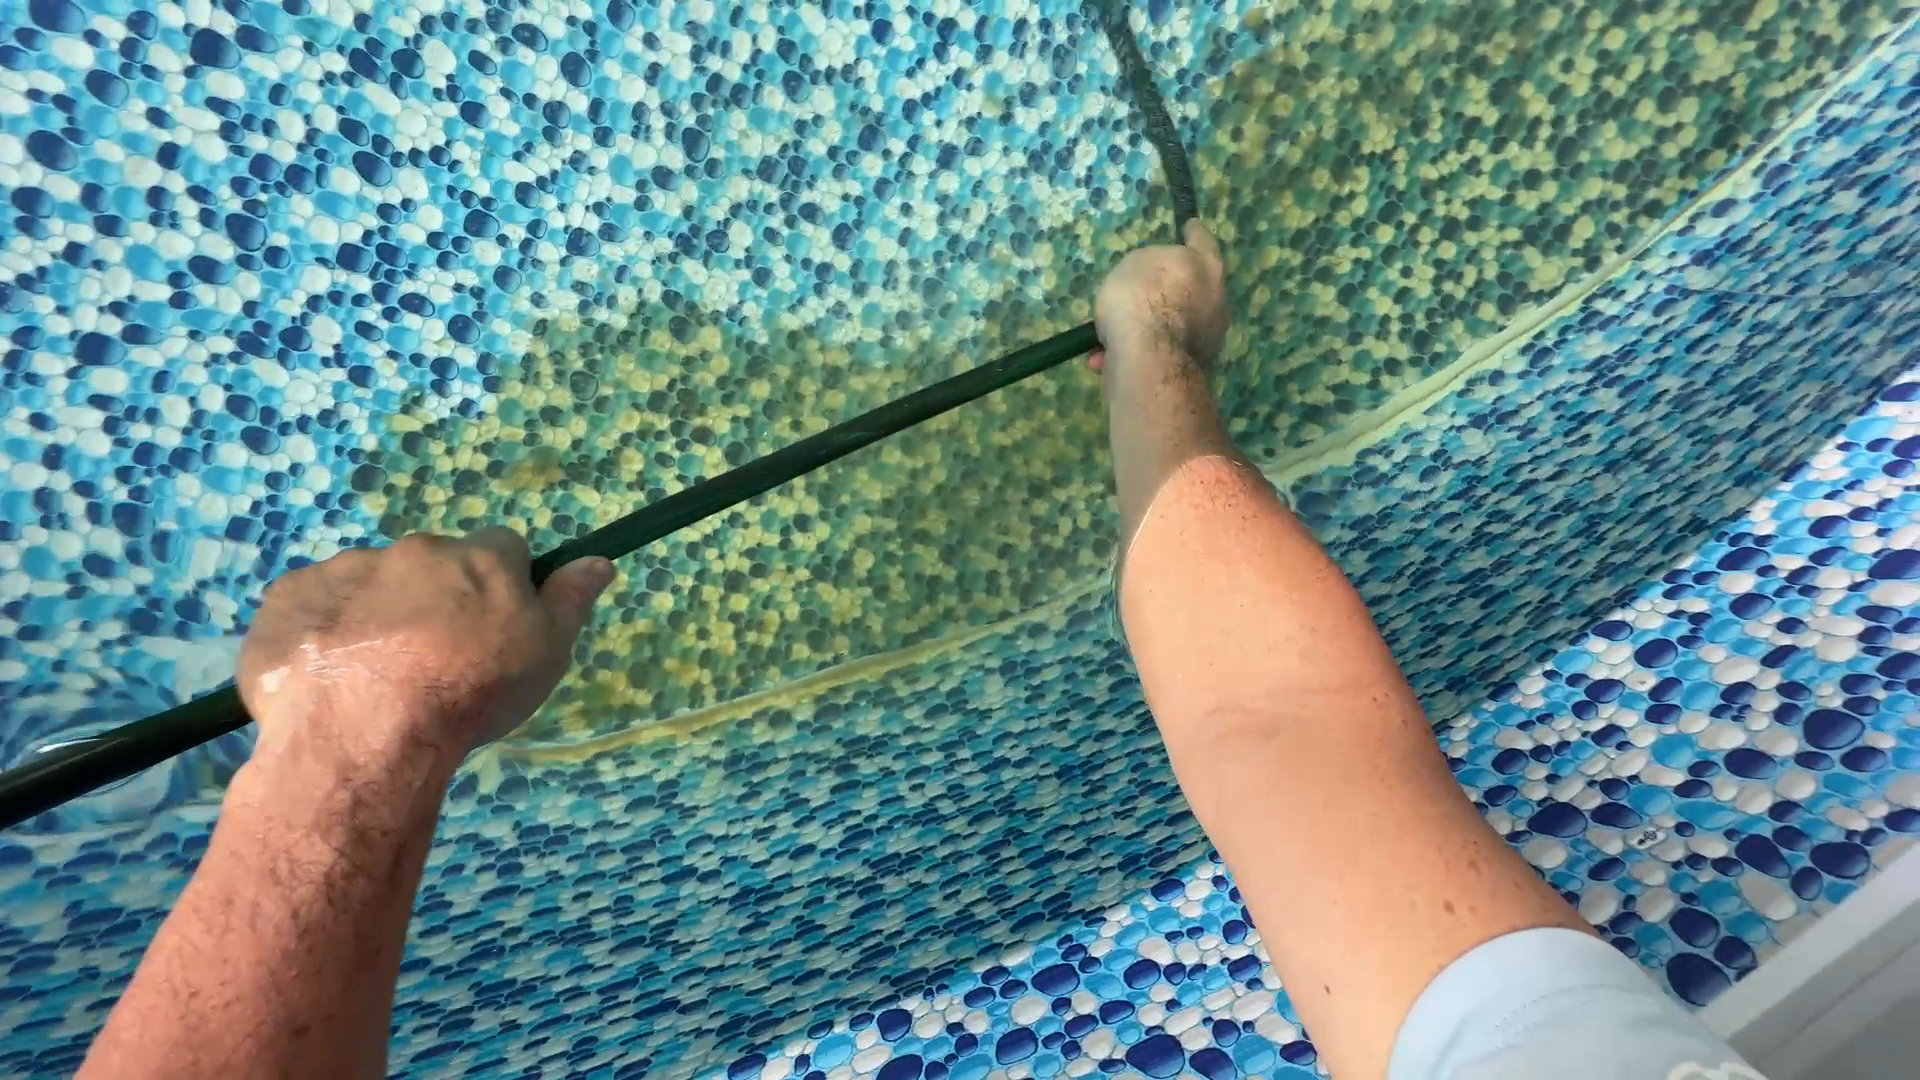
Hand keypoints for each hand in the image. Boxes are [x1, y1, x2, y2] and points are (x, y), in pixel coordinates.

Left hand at [237, 528, 614, 766]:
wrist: (364, 739)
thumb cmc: (474, 693)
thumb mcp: (547, 651)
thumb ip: (571, 599)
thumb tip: (599, 560)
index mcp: (481, 557)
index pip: (505, 547)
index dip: (506, 583)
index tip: (498, 625)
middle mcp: (416, 549)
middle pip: (438, 563)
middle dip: (441, 595)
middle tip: (440, 655)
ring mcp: (346, 569)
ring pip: (377, 580)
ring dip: (385, 609)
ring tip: (381, 671)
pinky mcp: (287, 598)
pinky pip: (318, 600)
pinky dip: (330, 625)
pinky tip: (335, 670)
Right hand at [1088, 219, 1228, 387]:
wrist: (1146, 358)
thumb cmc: (1141, 299)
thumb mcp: (1133, 264)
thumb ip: (1147, 268)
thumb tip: (1152, 280)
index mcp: (1206, 267)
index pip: (1202, 240)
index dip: (1192, 233)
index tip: (1188, 227)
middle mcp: (1215, 301)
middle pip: (1191, 289)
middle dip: (1166, 292)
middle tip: (1139, 294)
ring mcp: (1206, 339)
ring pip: (1169, 327)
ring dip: (1143, 330)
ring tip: (1106, 338)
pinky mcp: (1189, 369)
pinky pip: (1157, 354)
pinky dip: (1135, 354)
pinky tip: (1104, 359)